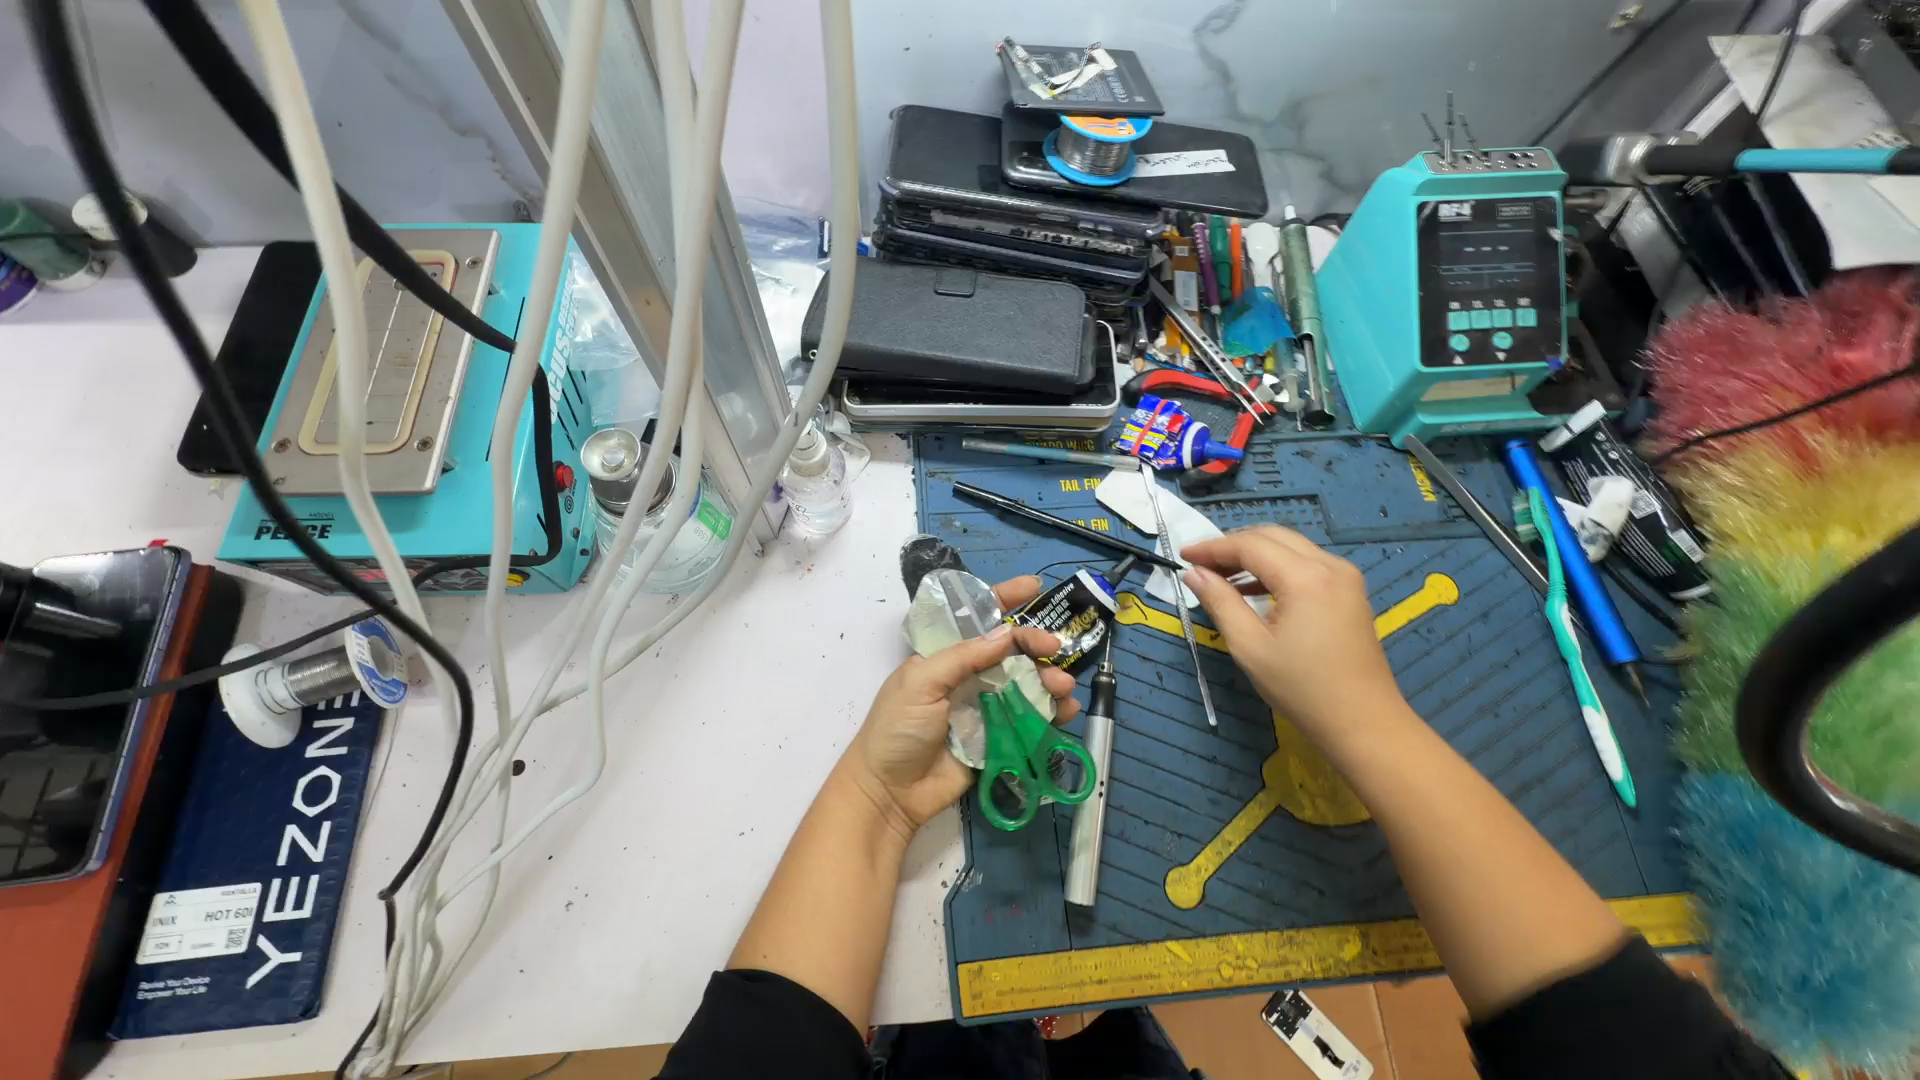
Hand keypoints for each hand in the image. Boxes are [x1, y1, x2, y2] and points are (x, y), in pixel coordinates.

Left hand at [845, 576, 1080, 838]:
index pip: (977, 620)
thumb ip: (964, 657)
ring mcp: (986, 708)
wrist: (891, 792)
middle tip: (1056, 647)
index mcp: (945, 657)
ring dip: (1047, 680)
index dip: (1004, 600)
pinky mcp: (999, 739)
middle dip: (1035, 645)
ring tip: (1062, 686)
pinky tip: (1066, 710)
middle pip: (1010, 652)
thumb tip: (1007, 633)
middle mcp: (969, 677)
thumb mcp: (921, 682)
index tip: (1033, 586)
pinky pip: (1030, 720)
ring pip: (1025, 685)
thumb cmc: (897, 729)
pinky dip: (1051, 713)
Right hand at [1181, 526, 1405, 740]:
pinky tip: (1253, 589)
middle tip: (1201, 565)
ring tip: (1221, 577)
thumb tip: (1194, 574)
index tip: (1183, 556)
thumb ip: (1220, 602)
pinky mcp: (1349, 592)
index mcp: (1305, 577)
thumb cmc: (1302, 687)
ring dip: (1254, 555)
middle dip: (1232, 546)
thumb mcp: (1250, 646)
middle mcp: (1329, 566)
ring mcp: (1345, 577)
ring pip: (1290, 547)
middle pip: (1272, 537)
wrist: (1362, 721)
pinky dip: (1276, 568)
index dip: (1212, 548)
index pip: (1250, 545)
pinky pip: (1306, 564)